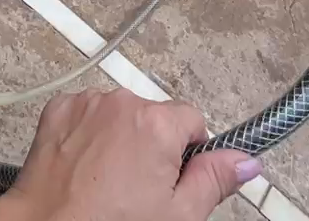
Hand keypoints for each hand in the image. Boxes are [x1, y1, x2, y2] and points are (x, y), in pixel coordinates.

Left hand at [0, 88, 258, 220]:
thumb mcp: (178, 215)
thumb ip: (214, 180)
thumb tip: (248, 159)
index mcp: (156, 122)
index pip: (191, 119)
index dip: (189, 150)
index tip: (175, 177)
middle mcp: (121, 99)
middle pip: (153, 116)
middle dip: (152, 144)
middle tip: (138, 187)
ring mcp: (87, 100)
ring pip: (119, 113)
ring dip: (120, 136)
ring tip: (107, 179)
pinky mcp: (60, 106)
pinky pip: (87, 111)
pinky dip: (89, 132)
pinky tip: (85, 165)